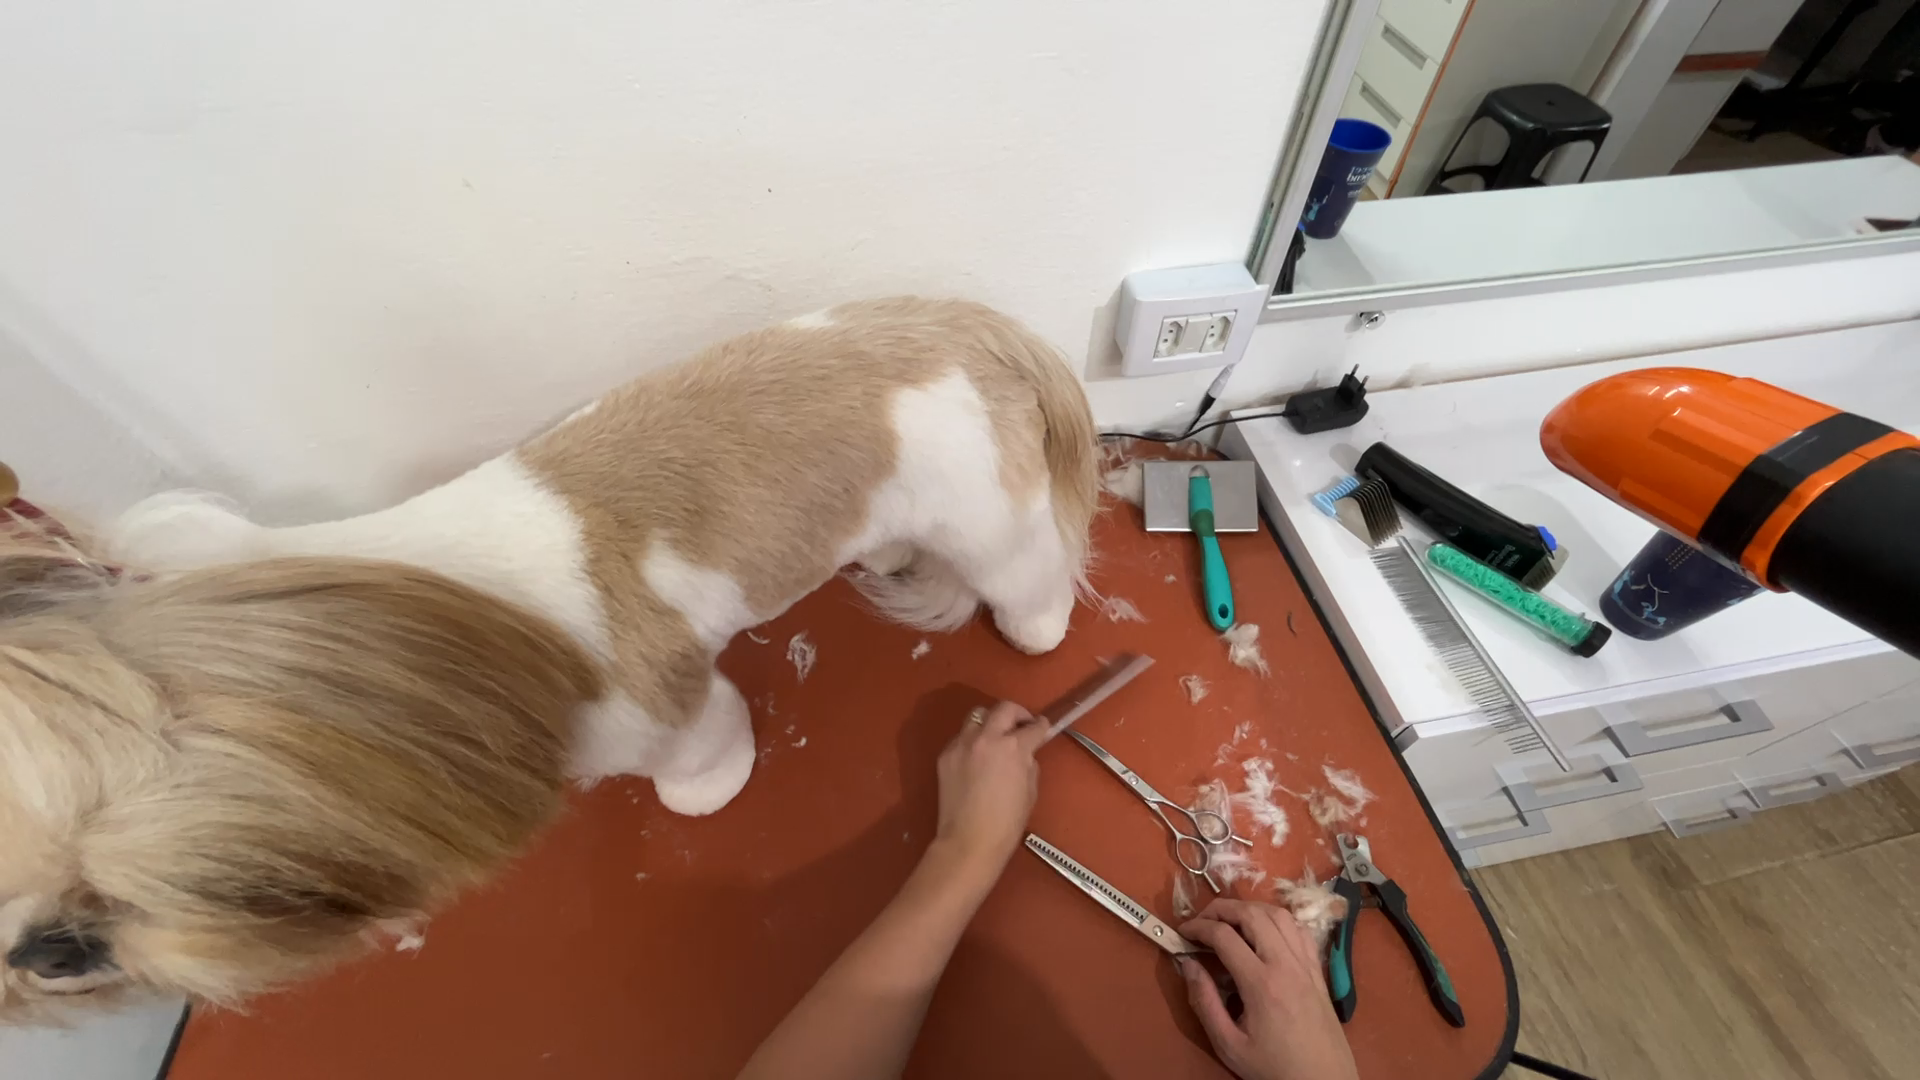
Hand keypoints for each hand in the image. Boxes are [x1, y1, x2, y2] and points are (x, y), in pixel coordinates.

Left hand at [931, 701, 1046, 874]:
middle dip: (1018, 713)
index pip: (1032, 727)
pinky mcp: (946, 754)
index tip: (1042, 726)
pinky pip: (962, 736)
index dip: (1041, 726)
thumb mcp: (1030, 791)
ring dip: (991, 721)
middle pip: (1004, 708)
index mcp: (1013, 747)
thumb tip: (1025, 753)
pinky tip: (976, 757)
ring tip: (995, 736)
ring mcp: (962, 743)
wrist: (969, 841)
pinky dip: (972, 740)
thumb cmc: (1007, 823)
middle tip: (1022, 725)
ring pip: (978, 715)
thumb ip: (1028, 763)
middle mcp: (986, 737)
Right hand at [1177, 900, 1357, 1079]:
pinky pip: (1299, 929)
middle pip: (1251, 914)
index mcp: (1262, 984)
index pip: (1223, 935)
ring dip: (1249, 908)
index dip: (1197, 928)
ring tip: (1231, 920)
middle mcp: (1286, 965)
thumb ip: (1204, 1002)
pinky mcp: (1318, 971)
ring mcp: (1306, 965)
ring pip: (1277, 914)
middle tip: (1202, 920)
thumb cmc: (1274, 1070)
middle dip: (1220, 908)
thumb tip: (1187, 963)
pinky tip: (1264, 932)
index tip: (1183, 933)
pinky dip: (1277, 920)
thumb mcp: (1229, 1046)